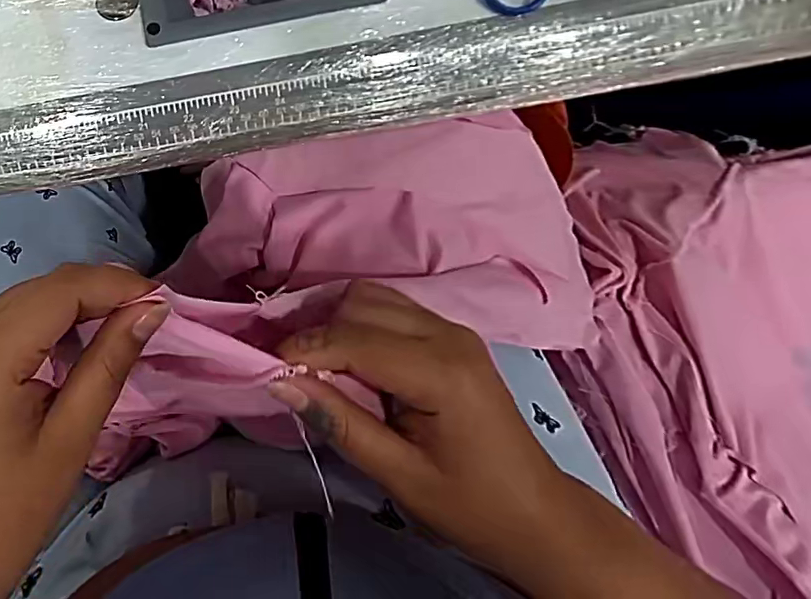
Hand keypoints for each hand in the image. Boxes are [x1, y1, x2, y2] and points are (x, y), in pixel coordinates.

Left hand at [0, 264, 168, 598]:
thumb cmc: (7, 513)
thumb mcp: (70, 439)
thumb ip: (110, 362)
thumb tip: (150, 310)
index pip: (64, 289)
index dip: (117, 285)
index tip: (162, 299)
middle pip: (48, 285)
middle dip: (103, 290)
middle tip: (151, 310)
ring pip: (34, 294)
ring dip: (82, 300)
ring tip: (126, 321)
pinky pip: (16, 314)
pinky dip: (55, 317)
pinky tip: (83, 337)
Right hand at [269, 281, 729, 597]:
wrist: (541, 515)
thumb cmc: (472, 506)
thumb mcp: (400, 477)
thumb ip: (340, 422)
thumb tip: (282, 383)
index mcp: (441, 372)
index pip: (355, 339)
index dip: (305, 348)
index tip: (269, 366)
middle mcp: (447, 334)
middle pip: (360, 305)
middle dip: (316, 329)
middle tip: (288, 364)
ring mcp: (450, 327)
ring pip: (371, 295)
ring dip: (334, 318)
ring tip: (312, 356)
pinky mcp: (448, 331)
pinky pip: (388, 305)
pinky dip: (356, 318)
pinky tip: (344, 349)